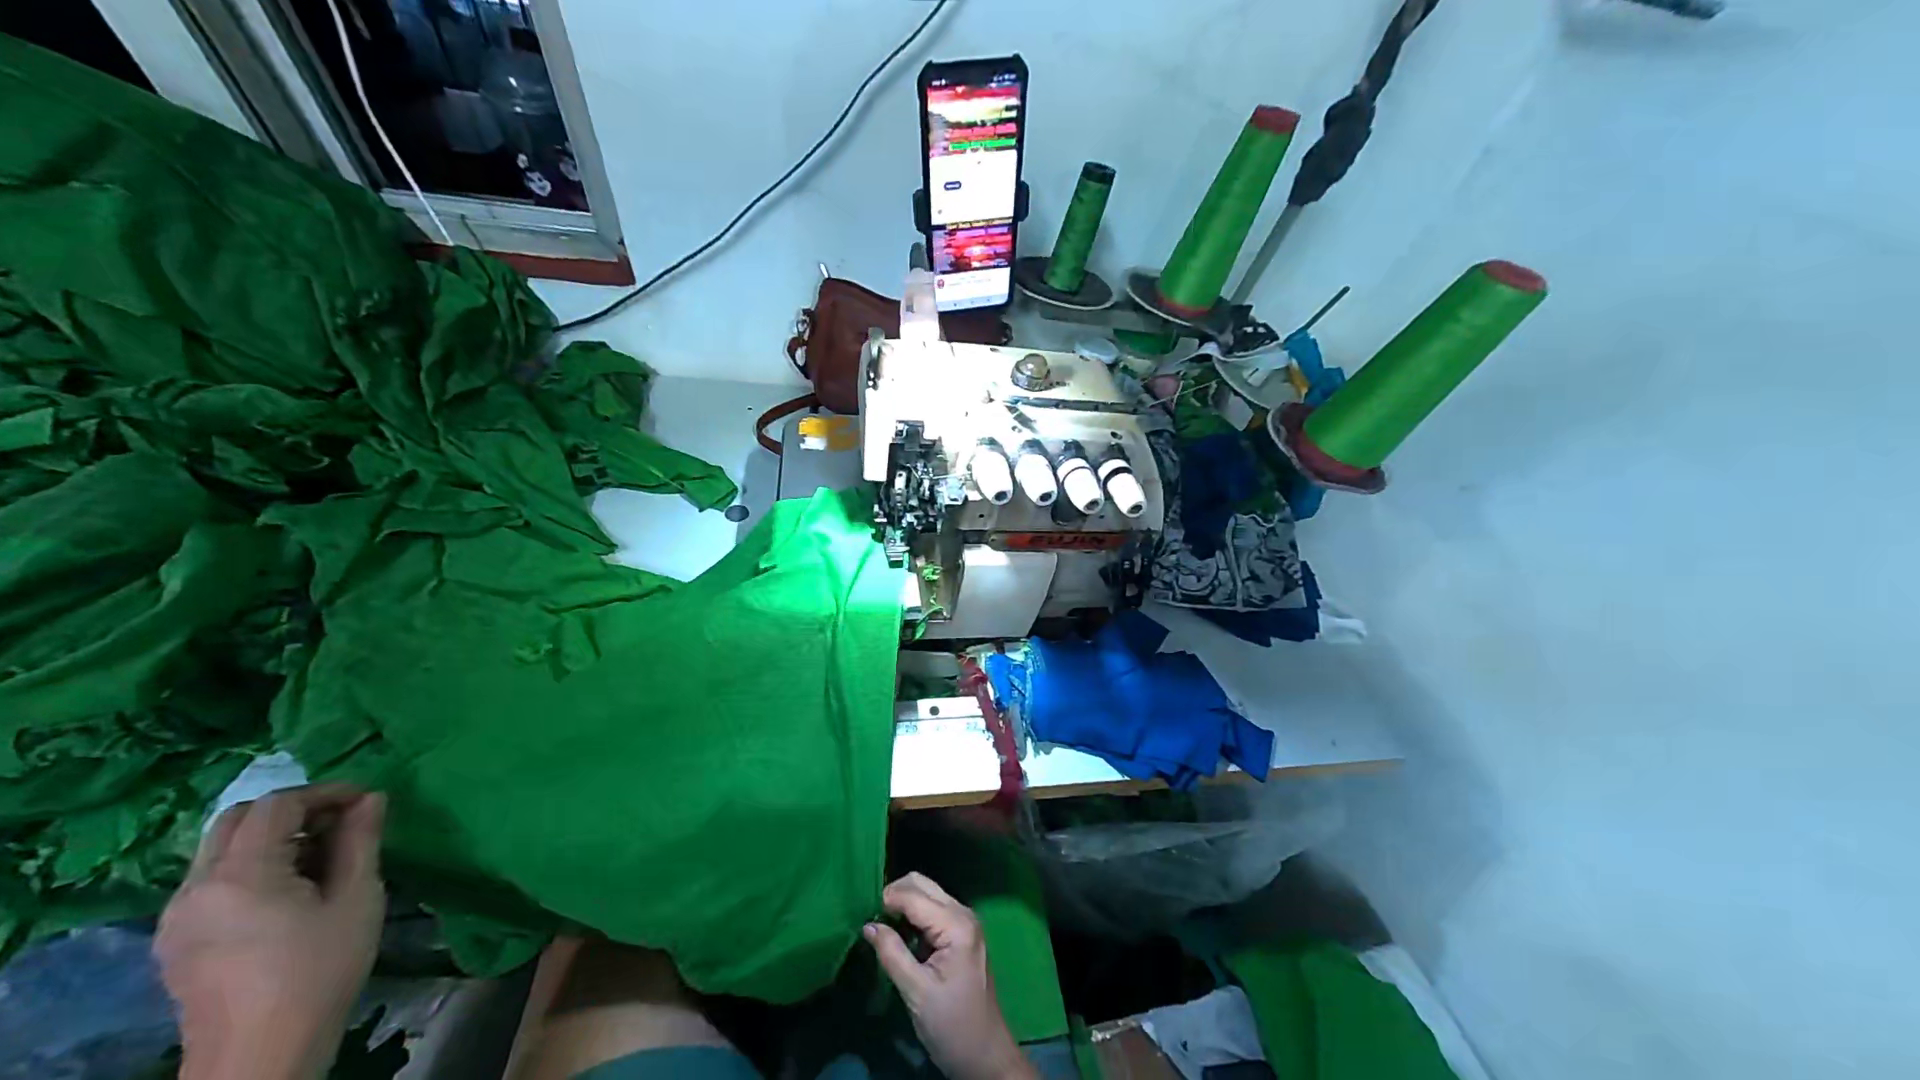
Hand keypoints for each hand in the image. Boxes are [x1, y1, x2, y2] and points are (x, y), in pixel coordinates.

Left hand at [156, 785, 386, 1079]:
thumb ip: (361, 841)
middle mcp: (194, 888)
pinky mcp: (175, 939)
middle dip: (293, 810)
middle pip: (237, 820)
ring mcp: (176, 916)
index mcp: (238, 875)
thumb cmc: (319, 970)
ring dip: (271, 837)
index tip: (367, 801)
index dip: (324, 793)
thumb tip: (371, 798)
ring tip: (322, 855)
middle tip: (341, 821)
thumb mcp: (357, 898)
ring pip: (221, 849)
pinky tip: (289, 889)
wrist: (261, 1055)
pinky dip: (252, 865)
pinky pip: (212, 879)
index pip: (276, 805)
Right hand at [864, 873, 1035, 1079]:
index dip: (886, 900)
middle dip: (894, 895)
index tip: (862, 916)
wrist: (984, 1054)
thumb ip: (892, 953)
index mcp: (956, 925)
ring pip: (927, 894)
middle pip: (922, 884)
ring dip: (903, 904)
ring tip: (881, 927)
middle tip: (872, 920)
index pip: (914, 896)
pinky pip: (933, 910)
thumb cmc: (951, 1025)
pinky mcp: (961, 933)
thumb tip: (868, 925)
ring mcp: (964, 922)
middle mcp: (963, 914)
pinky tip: (898, 934)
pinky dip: (913, 914)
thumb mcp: (916, 991)